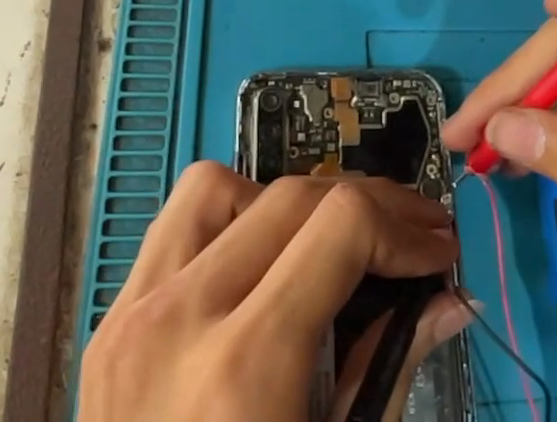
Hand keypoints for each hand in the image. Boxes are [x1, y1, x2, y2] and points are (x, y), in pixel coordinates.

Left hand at [77, 163, 473, 421]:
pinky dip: (226, 223)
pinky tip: (258, 264)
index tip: (436, 250)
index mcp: (244, 366)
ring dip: (282, 202)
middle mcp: (180, 319)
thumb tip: (447, 301)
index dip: (404, 227)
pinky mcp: (109, 321)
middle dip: (368, 204)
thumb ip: (388, 369)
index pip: (340, 226)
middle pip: (291, 196)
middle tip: (408, 237)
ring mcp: (132, 313)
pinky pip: (173, 228)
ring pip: (217, 187)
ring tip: (322, 244)